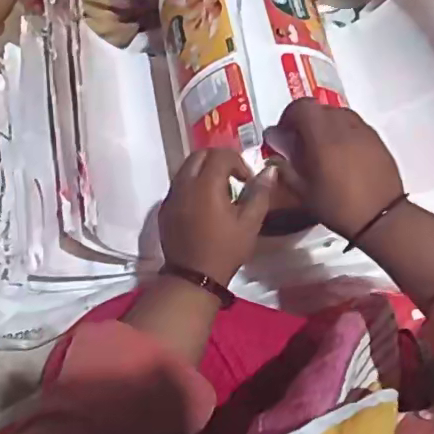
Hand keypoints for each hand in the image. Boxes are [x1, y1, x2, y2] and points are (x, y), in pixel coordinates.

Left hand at [159, 148, 274, 283]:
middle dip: (218, 160)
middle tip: (233, 178)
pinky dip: (192, 185)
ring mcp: (171, 196)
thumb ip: (260, 193)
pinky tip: (203, 205)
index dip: (238, 162)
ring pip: (186, 168)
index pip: (220, 155)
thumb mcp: (250, 223)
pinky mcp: (164, 208)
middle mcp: (184, 185)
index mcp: (206, 185)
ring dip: (204, 171)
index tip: (247, 180)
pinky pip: (178, 185)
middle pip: (199, 155)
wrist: (193, 277)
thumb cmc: (225, 250)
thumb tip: (269, 172)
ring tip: (219, 191)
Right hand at [264, 99, 403, 236]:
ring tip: (321, 152)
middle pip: (319, 109)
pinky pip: (353, 126)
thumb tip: (275, 140)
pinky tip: (342, 158)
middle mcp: (344, 125)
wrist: (381, 217)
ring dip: (325, 127)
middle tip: (300, 145)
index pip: (300, 106)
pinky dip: (342, 134)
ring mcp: (363, 130)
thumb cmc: (337, 206)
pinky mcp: (377, 139)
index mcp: (323, 135)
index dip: (288, 117)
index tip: (284, 136)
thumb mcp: (302, 189)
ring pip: (338, 115)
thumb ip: (285, 160)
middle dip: (305, 122)